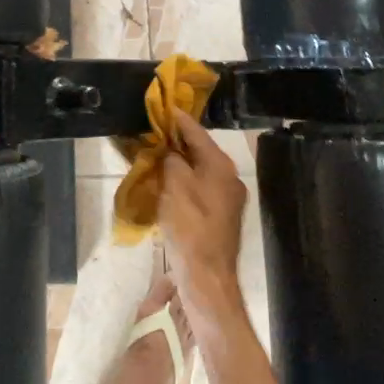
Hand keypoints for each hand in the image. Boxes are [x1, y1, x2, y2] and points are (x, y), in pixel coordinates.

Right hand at [158, 107, 248, 322]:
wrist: (206, 277)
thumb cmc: (190, 226)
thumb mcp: (174, 186)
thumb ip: (171, 160)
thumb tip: (169, 150)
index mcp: (221, 166)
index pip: (197, 132)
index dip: (179, 119)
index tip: (164, 106)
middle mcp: (229, 179)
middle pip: (200, 151)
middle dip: (177, 141)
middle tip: (155, 131)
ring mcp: (226, 200)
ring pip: (199, 171)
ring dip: (179, 163)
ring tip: (156, 155)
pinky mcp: (219, 218)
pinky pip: (199, 189)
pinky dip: (183, 182)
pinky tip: (166, 185)